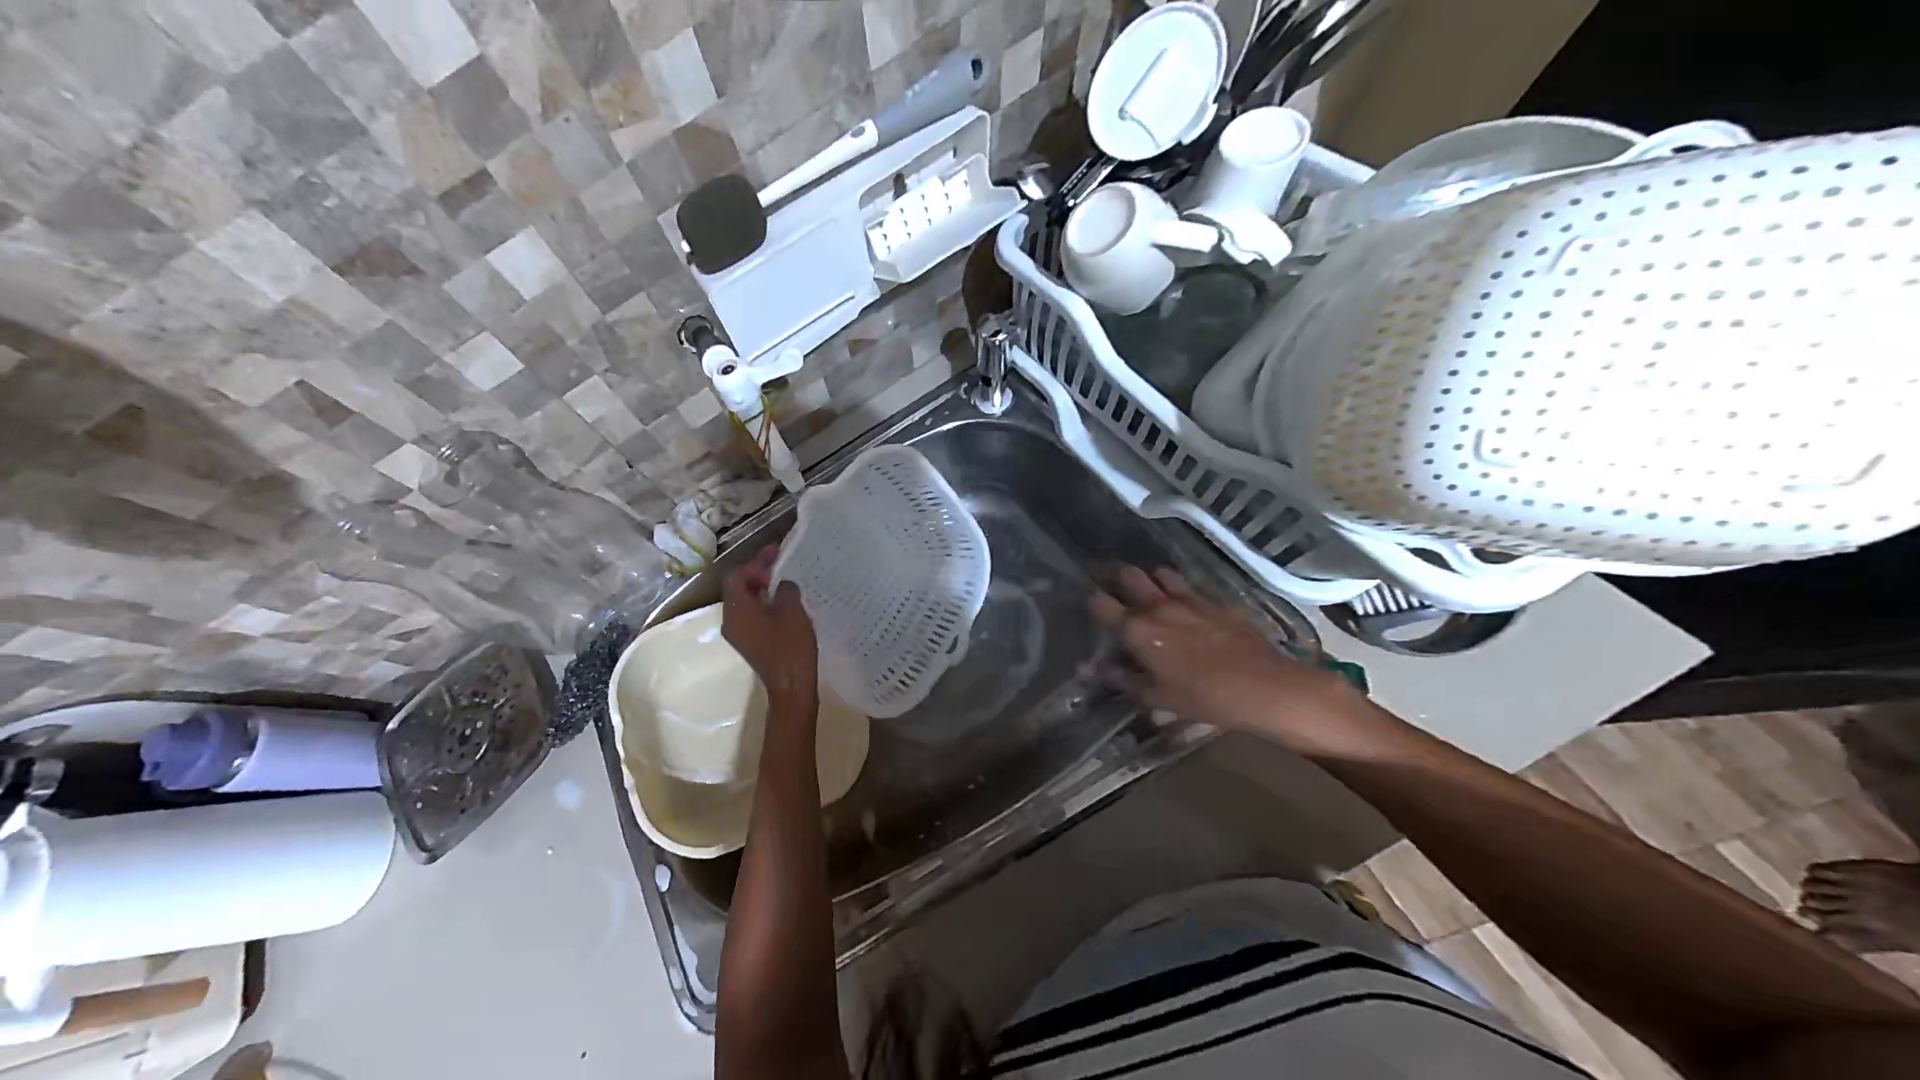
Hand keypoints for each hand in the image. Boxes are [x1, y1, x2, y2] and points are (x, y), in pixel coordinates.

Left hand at [723, 546, 818, 708]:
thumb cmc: (790, 646)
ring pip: (745, 601)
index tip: (777, 554)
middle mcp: (731, 620)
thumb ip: (784, 590)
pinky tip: (783, 601)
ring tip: (783, 578)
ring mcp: (739, 633)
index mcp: (737, 609)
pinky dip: (764, 602)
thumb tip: (782, 586)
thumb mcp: (792, 610)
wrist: (791, 686)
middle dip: (757, 571)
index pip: (736, 576)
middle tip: (779, 561)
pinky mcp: (750, 642)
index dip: (756, 562)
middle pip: (738, 587)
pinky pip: (751, 615)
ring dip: (762, 587)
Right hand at [1092, 566, 1352, 735]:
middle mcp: (1160, 606)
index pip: (1102, 604)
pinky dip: (1184, 591)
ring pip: (1162, 574)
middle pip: (1130, 576)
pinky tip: (1189, 605)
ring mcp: (1191, 599)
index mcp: (1138, 630)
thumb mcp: (1157, 697)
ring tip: (1151, 591)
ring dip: (1153, 579)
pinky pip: (1194, 587)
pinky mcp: (1218, 602)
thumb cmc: (1203, 698)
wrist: (1265, 688)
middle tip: (1115, 588)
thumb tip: (1089, 671)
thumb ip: (1122, 679)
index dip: (1093, 601)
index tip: (1091, 604)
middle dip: (1119, 578)